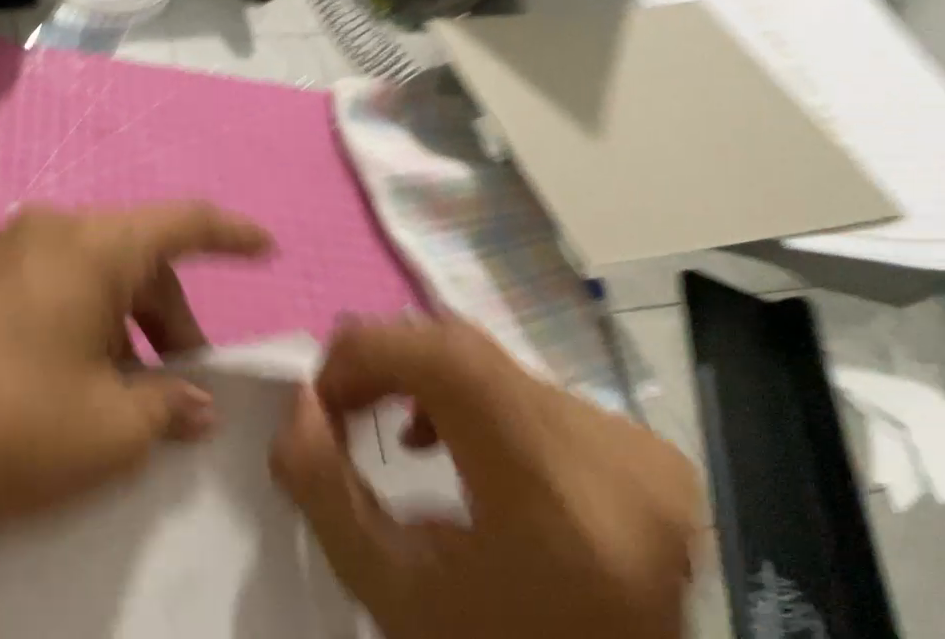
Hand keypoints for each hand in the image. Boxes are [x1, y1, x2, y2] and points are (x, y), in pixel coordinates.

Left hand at [0, 203, 272, 517]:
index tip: (267, 248)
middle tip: (185, 384)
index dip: (231, 235)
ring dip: (123, 326)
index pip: (180, 222)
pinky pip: (50, 285)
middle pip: (134, 258)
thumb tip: (196, 401)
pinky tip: (75, 380)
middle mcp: (46, 230)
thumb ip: (168, 405)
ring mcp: (3, 251)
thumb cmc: (14, 423)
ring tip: (127, 395)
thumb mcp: (111, 428)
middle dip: (171, 316)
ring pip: (90, 275)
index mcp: (89, 245)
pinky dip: (81, 321)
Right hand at [271, 317, 703, 638]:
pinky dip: (477, 404)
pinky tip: (461, 453)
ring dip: (426, 383)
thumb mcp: (398, 595)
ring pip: (498, 368)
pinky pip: (536, 396)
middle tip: (343, 408)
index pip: (444, 355)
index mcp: (549, 482)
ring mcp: (634, 444)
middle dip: (384, 362)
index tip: (323, 401)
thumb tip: (299, 406)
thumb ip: (328, 492)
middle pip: (465, 350)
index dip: (363, 354)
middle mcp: (603, 443)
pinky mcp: (645, 453)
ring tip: (395, 436)